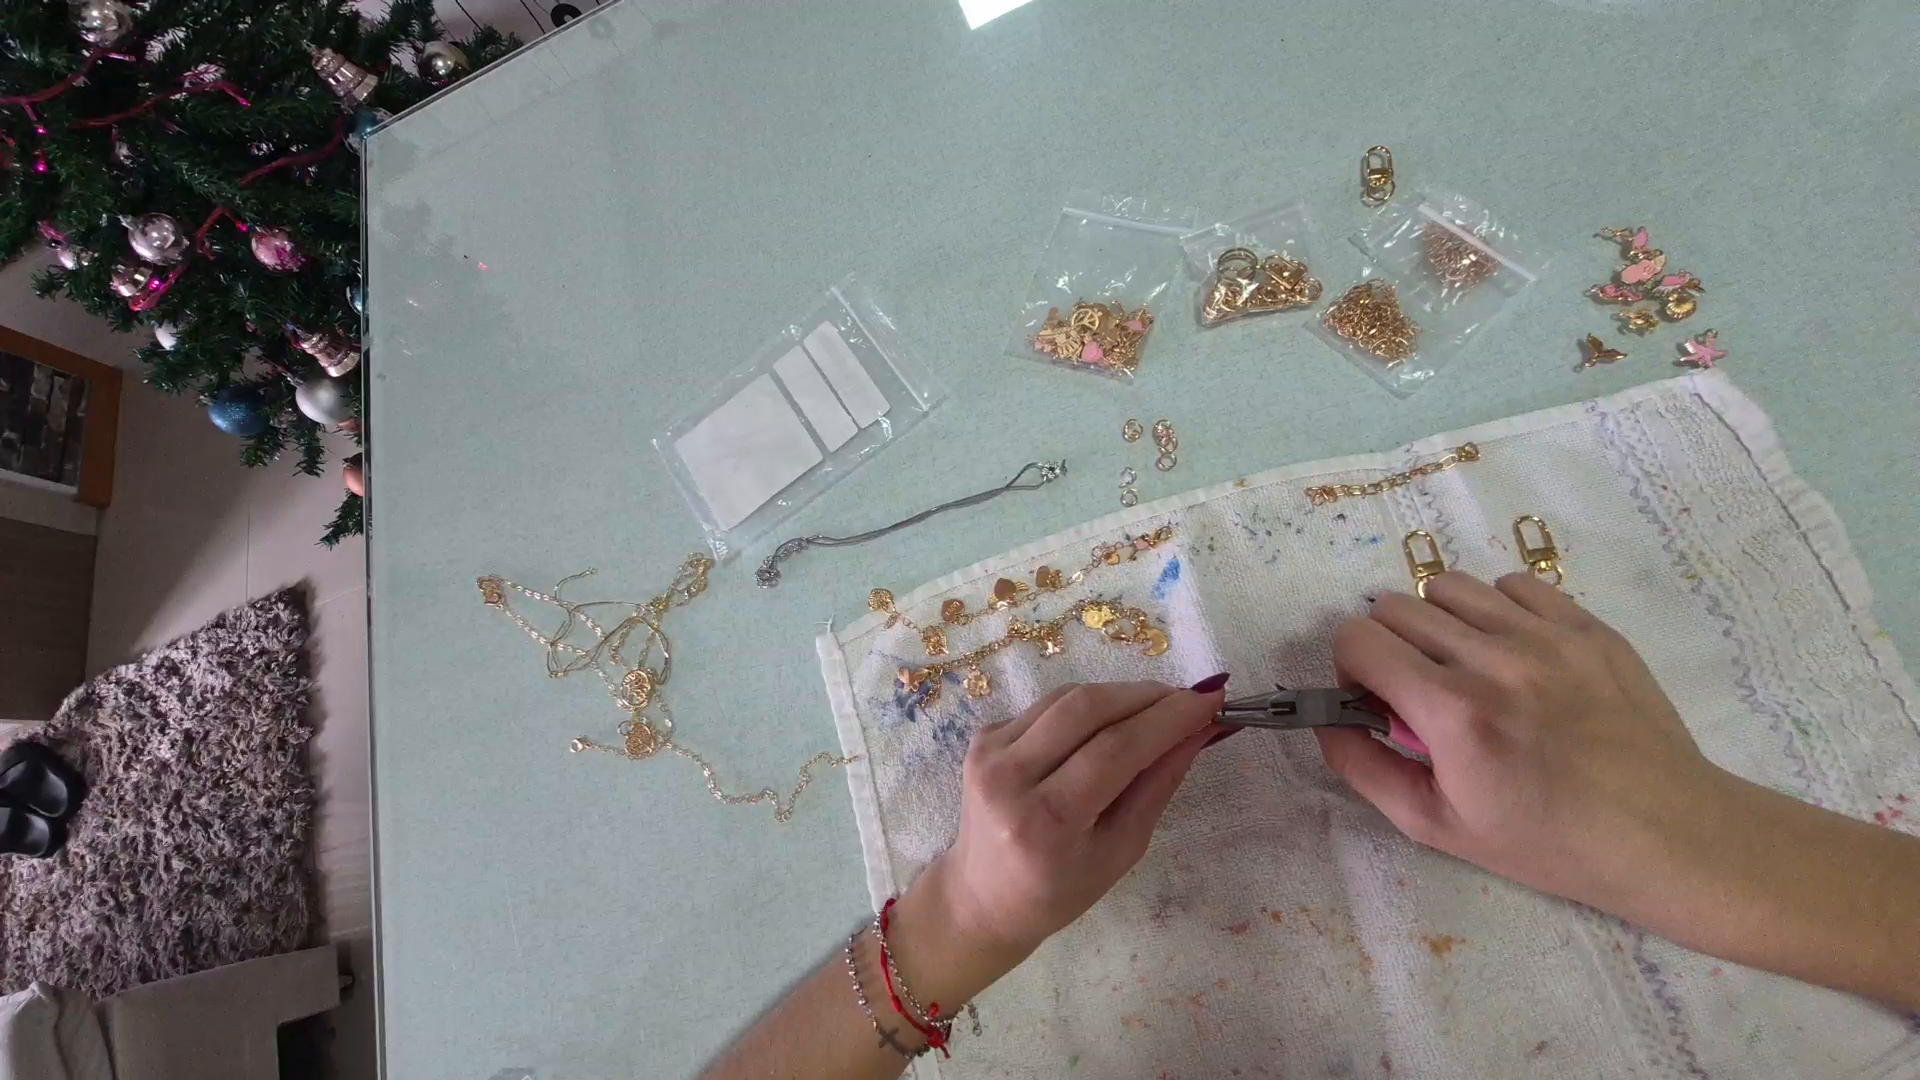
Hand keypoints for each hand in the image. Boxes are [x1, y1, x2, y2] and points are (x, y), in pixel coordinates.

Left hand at [889, 678, 1228, 1003]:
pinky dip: (1085, 708)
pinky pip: (1046, 707)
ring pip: (1066, 699)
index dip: (1167, 718)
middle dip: (1145, 696)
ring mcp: (989, 752)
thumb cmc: (1060, 889)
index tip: (1210, 698)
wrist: (983, 897)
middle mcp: (1009, 778)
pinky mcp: (982, 736)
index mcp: (1046, 822)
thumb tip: (1198, 728)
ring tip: (1156, 706)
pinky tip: (1107, 723)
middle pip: (1086, 709)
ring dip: (1118, 695)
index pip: (1115, 749)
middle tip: (1186, 698)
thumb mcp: (1121, 849)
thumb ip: (1158, 784)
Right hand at [1317, 572, 1726, 912]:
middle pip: (1392, 607)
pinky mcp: (1587, 626)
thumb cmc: (1545, 840)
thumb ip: (1359, 766)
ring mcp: (1546, 636)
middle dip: (1387, 644)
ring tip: (1462, 662)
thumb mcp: (1432, 824)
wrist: (1676, 839)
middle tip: (1417, 686)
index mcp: (1451, 710)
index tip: (1377, 699)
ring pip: (1445, 586)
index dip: (1351, 667)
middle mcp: (1493, 659)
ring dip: (1436, 621)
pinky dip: (1494, 611)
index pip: (1357, 638)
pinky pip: (1509, 585)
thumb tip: (1327, 717)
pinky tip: (1511, 653)